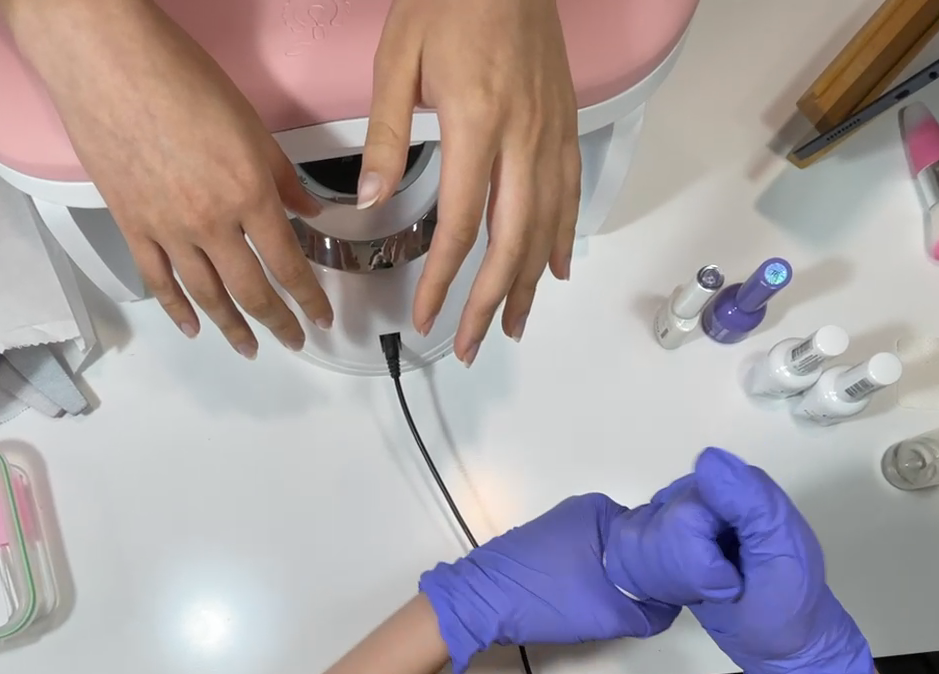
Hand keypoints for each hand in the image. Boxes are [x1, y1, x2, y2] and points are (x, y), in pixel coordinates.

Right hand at [2, 0, 331, 357]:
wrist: (106, 56)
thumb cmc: (180, 77)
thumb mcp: (252, 126)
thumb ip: (284, 178)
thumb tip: (310, 212)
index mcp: (249, 195)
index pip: (289, 265)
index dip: (309, 299)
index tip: (321, 318)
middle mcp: (212, 224)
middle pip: (252, 292)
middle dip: (278, 323)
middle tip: (293, 340)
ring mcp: (169, 230)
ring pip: (207, 296)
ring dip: (232, 327)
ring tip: (249, 348)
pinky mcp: (133, 226)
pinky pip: (158, 281)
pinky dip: (176, 309)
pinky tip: (192, 328)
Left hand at [360, 0, 579, 362]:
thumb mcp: (397, 61)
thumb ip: (384, 138)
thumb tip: (370, 204)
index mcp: (478, 126)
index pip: (458, 228)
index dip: (441, 282)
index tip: (424, 317)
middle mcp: (523, 140)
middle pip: (509, 244)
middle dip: (489, 304)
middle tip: (472, 347)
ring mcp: (550, 135)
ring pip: (545, 229)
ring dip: (526, 286)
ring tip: (511, 326)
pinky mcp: (564, 127)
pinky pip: (569, 196)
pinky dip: (562, 240)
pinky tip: (552, 272)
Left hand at [420, 494, 676, 673]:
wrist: (477, 604)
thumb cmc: (544, 600)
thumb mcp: (607, 614)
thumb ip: (651, 614)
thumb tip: (673, 608)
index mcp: (601, 510)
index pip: (655, 533)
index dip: (669, 563)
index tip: (677, 588)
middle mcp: (581, 510)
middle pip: (630, 544)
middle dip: (641, 572)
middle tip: (650, 603)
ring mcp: (559, 525)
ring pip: (606, 553)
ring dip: (616, 577)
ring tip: (626, 604)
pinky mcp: (543, 544)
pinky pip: (584, 558)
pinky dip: (593, 576)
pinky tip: (594, 599)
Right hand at [605, 449, 875, 673]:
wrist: (779, 653)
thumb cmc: (785, 610)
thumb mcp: (778, 556)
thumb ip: (750, 506)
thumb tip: (707, 457)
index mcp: (754, 498)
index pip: (699, 490)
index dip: (696, 529)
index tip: (720, 569)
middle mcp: (724, 503)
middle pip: (676, 505)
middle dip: (683, 547)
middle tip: (714, 583)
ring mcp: (703, 524)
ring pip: (661, 521)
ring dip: (670, 558)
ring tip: (698, 586)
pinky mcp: (686, 544)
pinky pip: (655, 538)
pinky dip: (661, 562)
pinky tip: (679, 582)